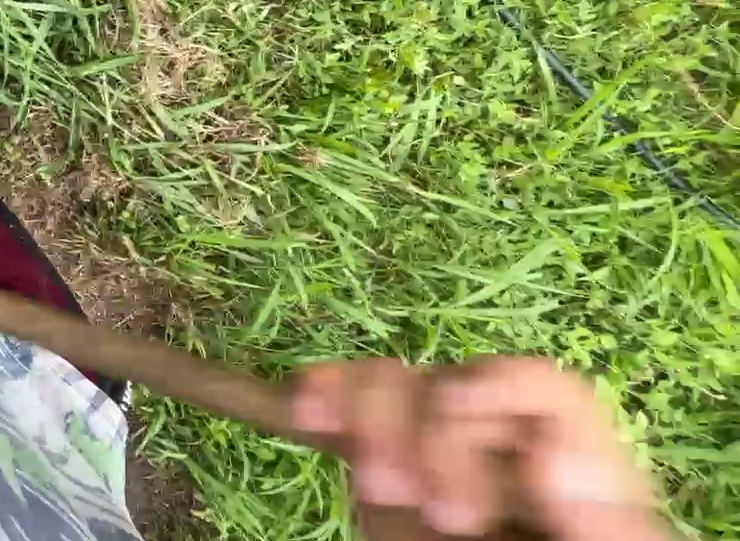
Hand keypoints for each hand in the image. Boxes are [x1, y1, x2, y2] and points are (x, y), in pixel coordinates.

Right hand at [293, 356, 672, 540]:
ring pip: (387, 381)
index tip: (473, 423)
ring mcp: (427, 457)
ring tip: (378, 487)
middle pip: (447, 382)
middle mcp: (498, 456)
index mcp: (574, 483)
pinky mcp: (372, 469)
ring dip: (368, 417)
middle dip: (427, 433)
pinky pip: (338, 402)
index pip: (543, 394)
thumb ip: (601, 534)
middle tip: (439, 515)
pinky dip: (319, 394)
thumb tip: (554, 459)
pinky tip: (306, 414)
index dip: (502, 390)